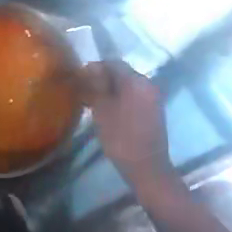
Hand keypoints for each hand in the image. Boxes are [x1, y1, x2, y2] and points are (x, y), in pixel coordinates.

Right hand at [78, 62, 177, 196]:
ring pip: (126, 86)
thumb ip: (95, 85)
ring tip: (91, 101)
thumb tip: (88, 68)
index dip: (94, 68)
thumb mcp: (102, 109)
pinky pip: (133, 97)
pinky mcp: (153, 112)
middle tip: (82, 90)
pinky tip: (106, 110)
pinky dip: (119, 99)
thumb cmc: (121, 136)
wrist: (147, 168)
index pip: (113, 63)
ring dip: (109, 90)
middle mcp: (148, 86)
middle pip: (121, 73)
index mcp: (136, 82)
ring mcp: (153, 99)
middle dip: (101, 79)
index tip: (78, 79)